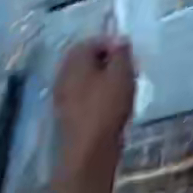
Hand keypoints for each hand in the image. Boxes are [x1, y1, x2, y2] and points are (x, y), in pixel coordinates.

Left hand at [52, 36, 135, 174]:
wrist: (88, 152)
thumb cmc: (106, 107)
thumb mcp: (122, 73)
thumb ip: (121, 53)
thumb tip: (120, 40)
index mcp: (75, 61)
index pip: (92, 41)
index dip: (112, 44)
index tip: (129, 55)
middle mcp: (64, 75)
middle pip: (86, 59)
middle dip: (107, 61)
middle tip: (128, 69)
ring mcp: (63, 96)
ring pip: (85, 78)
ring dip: (103, 78)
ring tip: (124, 87)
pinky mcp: (67, 114)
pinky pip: (84, 94)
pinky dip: (98, 94)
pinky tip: (113, 104)